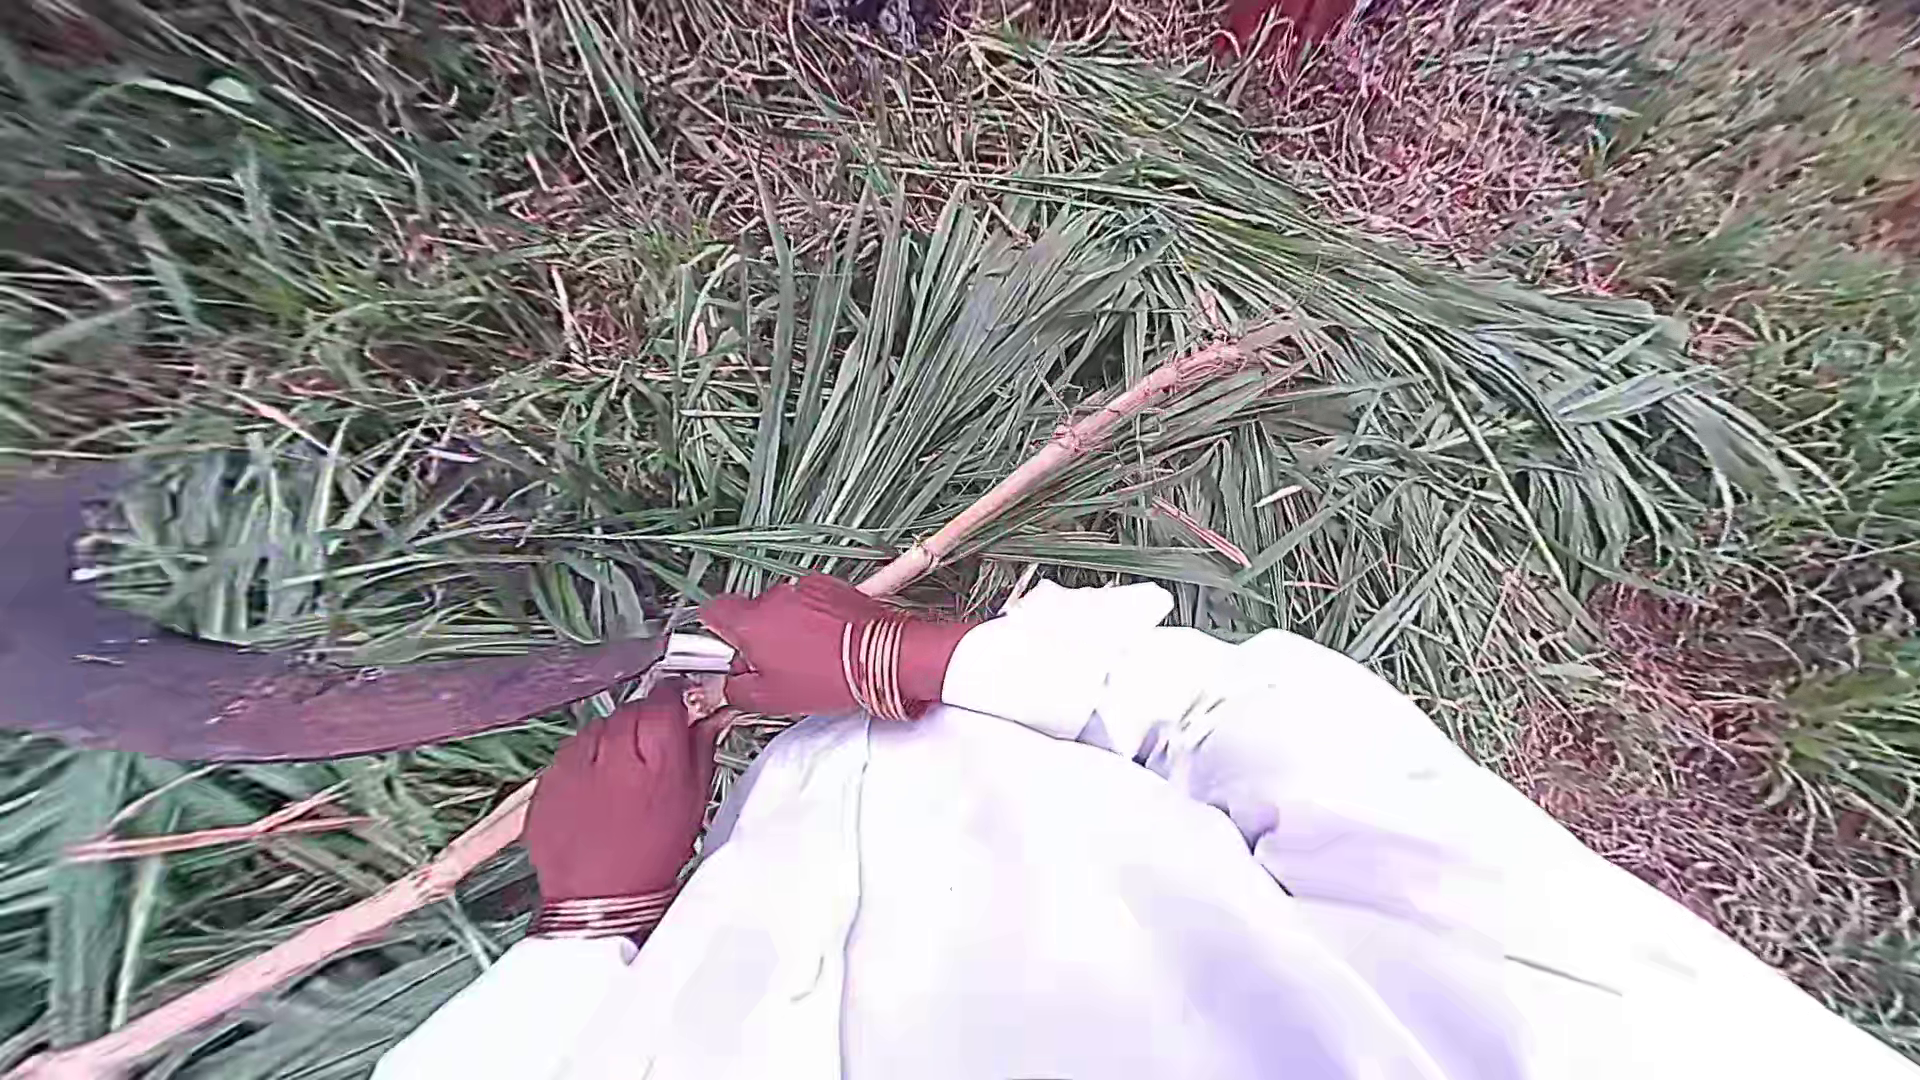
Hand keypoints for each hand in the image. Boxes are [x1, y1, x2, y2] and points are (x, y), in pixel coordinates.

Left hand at [524, 678, 726, 900]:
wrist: (600, 898)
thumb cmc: (652, 850)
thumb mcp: (695, 794)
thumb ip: (701, 745)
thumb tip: (708, 716)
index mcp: (656, 752)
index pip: (665, 696)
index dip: (676, 697)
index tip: (681, 705)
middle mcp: (612, 750)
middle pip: (633, 706)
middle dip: (646, 718)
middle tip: (655, 745)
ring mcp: (574, 763)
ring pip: (601, 724)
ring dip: (615, 735)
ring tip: (625, 771)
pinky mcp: (548, 779)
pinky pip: (573, 749)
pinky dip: (588, 757)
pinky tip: (599, 785)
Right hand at [700, 575, 976, 716]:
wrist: (887, 656)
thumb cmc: (834, 676)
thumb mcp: (771, 699)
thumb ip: (737, 688)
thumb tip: (732, 682)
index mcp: (752, 621)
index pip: (712, 611)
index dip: (716, 633)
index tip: (727, 650)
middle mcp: (777, 596)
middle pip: (751, 611)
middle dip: (759, 636)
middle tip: (776, 666)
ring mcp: (808, 587)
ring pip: (784, 606)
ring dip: (790, 627)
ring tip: (811, 658)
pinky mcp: (834, 586)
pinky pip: (812, 601)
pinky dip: (816, 618)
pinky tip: (830, 645)